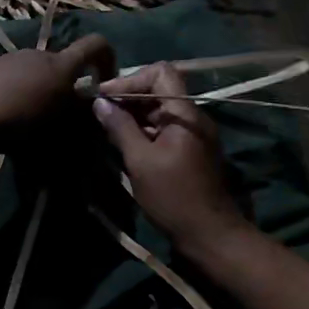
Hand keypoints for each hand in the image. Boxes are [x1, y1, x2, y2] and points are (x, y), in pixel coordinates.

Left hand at [0, 35, 115, 146]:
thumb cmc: (21, 122)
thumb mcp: (60, 124)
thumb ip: (80, 112)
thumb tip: (95, 104)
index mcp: (62, 65)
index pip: (96, 45)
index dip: (107, 58)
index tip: (105, 82)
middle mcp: (40, 54)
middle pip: (63, 62)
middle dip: (68, 83)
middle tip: (63, 113)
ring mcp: (14, 58)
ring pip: (38, 70)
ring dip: (42, 88)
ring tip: (32, 118)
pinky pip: (16, 76)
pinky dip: (20, 90)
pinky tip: (9, 114)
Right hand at [91, 62, 247, 245]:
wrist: (209, 234)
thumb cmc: (173, 196)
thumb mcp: (140, 161)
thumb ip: (120, 128)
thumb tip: (99, 103)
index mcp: (185, 114)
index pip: (160, 73)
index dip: (130, 80)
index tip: (104, 97)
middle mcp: (193, 117)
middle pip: (159, 90)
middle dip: (128, 97)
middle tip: (99, 111)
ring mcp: (193, 134)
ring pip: (159, 111)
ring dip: (133, 115)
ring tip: (106, 126)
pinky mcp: (189, 150)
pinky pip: (163, 129)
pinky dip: (143, 130)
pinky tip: (122, 142)